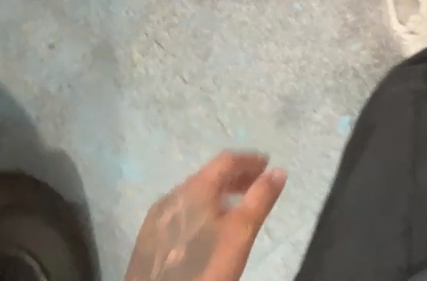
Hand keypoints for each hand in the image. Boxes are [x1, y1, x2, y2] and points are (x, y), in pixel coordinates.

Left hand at [125, 151, 287, 280]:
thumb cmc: (206, 267)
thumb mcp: (241, 233)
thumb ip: (261, 198)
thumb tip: (278, 171)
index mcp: (192, 189)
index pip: (225, 161)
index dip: (250, 160)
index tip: (268, 165)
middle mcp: (171, 198)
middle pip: (208, 176)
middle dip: (235, 177)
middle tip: (257, 185)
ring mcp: (155, 221)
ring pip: (193, 196)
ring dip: (218, 195)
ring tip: (236, 208)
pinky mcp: (147, 244)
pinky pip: (180, 214)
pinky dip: (201, 212)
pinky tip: (208, 231)